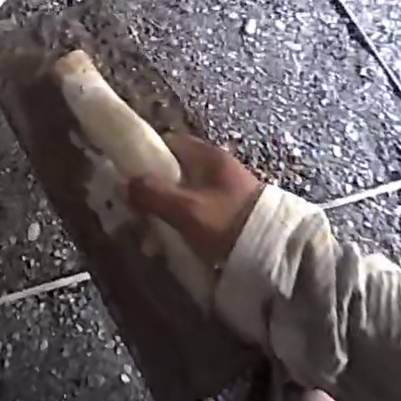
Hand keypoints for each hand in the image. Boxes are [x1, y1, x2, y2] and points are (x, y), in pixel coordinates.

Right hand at [126, 134, 264, 266]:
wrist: (279, 256)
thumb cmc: (228, 223)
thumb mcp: (186, 209)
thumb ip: (152, 194)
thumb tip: (121, 182)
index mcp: (207, 156)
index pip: (168, 144)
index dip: (146, 158)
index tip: (129, 180)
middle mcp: (215, 168)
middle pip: (172, 174)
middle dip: (152, 197)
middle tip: (140, 221)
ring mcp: (224, 191)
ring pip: (182, 197)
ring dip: (164, 217)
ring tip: (154, 245)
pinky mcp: (229, 214)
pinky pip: (195, 214)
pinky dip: (182, 228)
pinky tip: (174, 248)